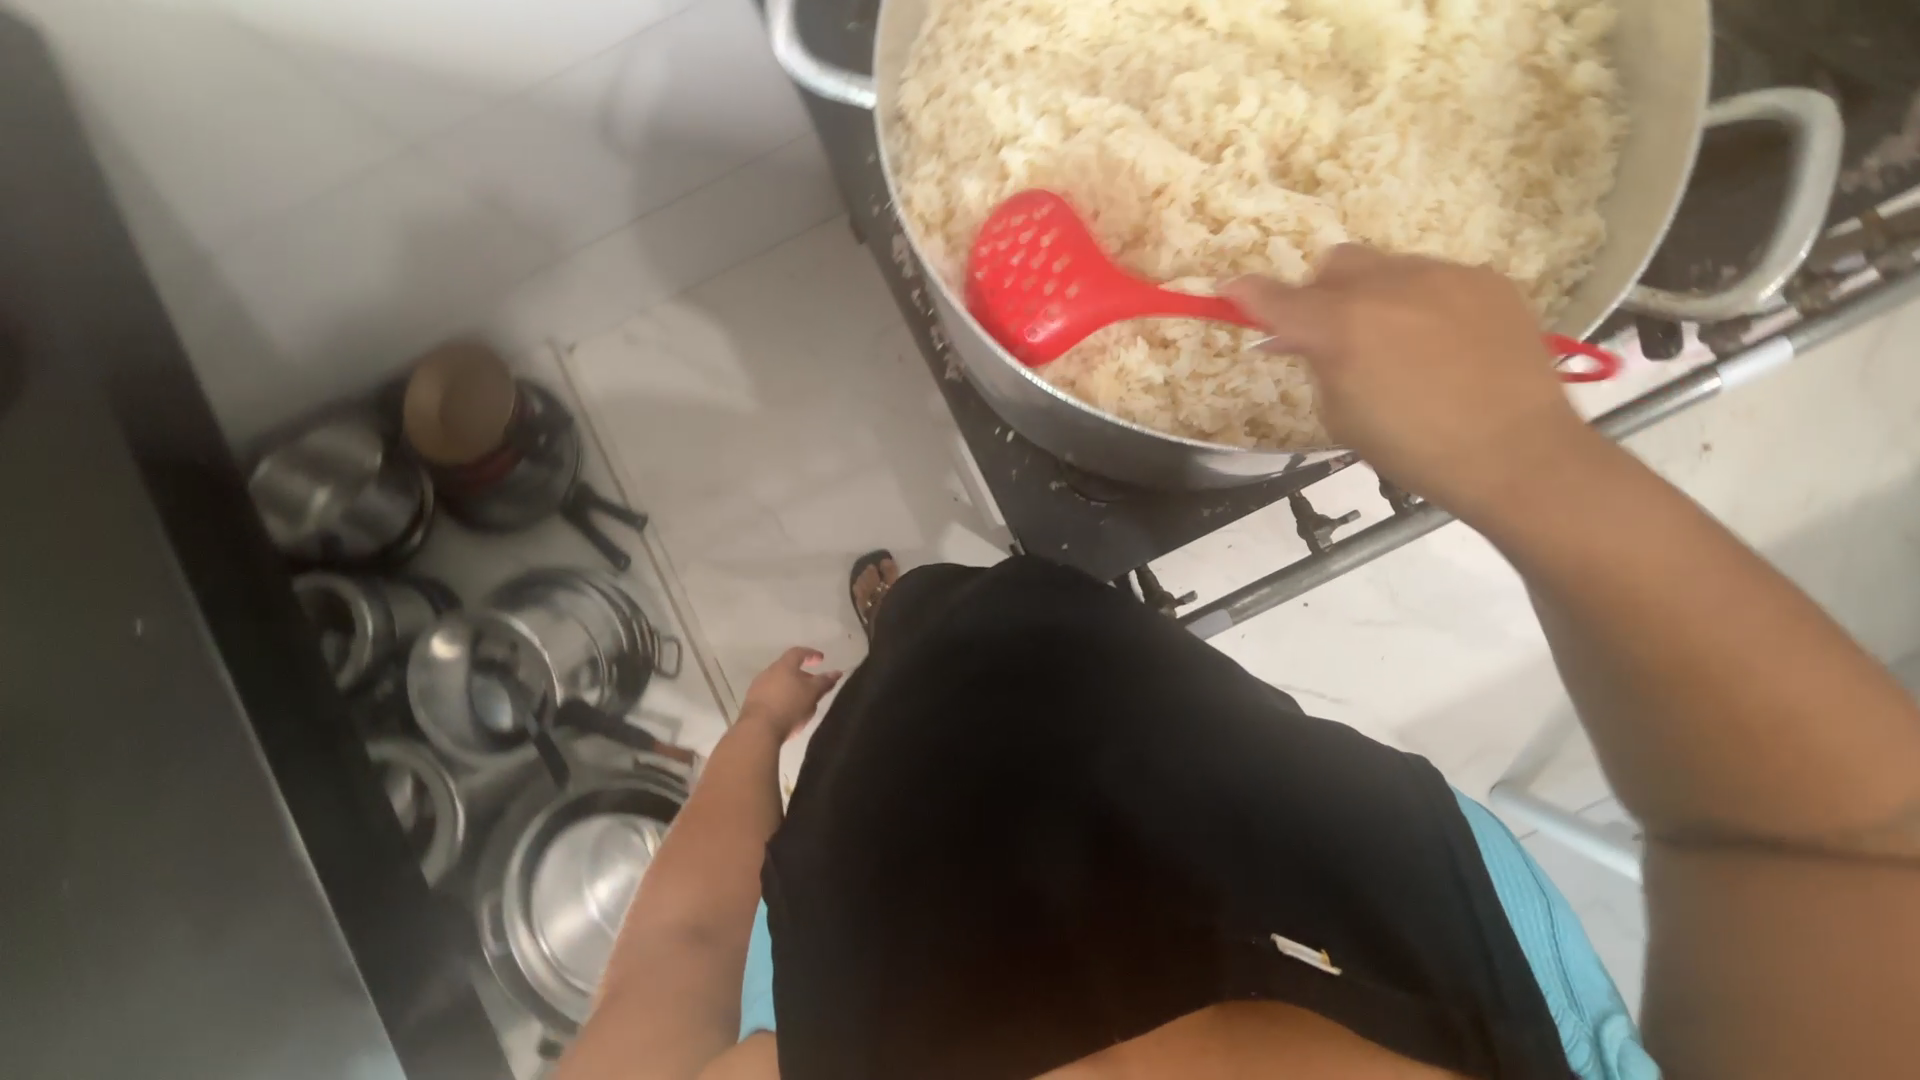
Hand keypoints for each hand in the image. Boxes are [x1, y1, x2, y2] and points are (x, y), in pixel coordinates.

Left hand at [738, 647, 842, 740]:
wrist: (758, 730)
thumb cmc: (789, 706)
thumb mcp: (813, 694)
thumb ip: (824, 682)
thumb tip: (836, 672)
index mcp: (784, 666)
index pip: (798, 652)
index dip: (811, 654)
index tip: (821, 659)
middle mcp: (768, 672)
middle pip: (787, 668)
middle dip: (802, 675)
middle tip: (813, 685)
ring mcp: (757, 688)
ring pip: (778, 683)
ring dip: (791, 688)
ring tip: (802, 701)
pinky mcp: (751, 703)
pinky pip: (770, 696)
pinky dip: (781, 699)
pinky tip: (788, 711)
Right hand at [1223, 246, 1603, 518]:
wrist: (1515, 452)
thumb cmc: (1412, 449)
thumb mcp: (1340, 414)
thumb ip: (1316, 364)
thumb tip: (1298, 340)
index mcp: (1341, 328)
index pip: (1278, 299)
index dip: (1247, 294)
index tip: (1229, 291)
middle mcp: (1388, 286)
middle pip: (1334, 264)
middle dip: (1320, 293)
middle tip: (1329, 333)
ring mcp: (1443, 276)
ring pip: (1386, 267)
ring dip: (1372, 295)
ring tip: (1395, 342)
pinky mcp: (1486, 280)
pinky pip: (1434, 278)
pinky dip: (1420, 302)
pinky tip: (1440, 344)